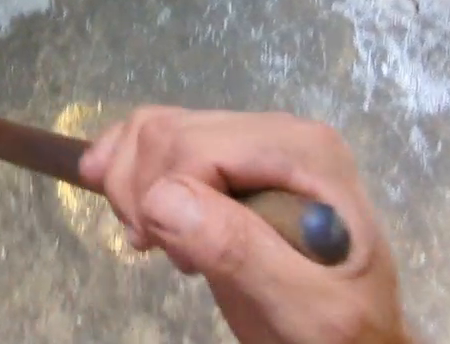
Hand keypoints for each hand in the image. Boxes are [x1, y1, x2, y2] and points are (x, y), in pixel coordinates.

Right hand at [79, 109, 404, 343]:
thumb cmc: (339, 334)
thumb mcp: (306, 309)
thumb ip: (238, 249)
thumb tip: (161, 197)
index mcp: (302, 150)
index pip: (196, 145)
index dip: (162, 194)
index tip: (169, 256)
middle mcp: (274, 129)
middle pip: (168, 132)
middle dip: (141, 190)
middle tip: (154, 250)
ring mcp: (248, 137)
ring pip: (152, 127)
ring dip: (130, 182)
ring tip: (151, 237)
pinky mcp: (224, 153)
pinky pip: (156, 132)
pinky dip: (123, 158)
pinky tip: (110, 188)